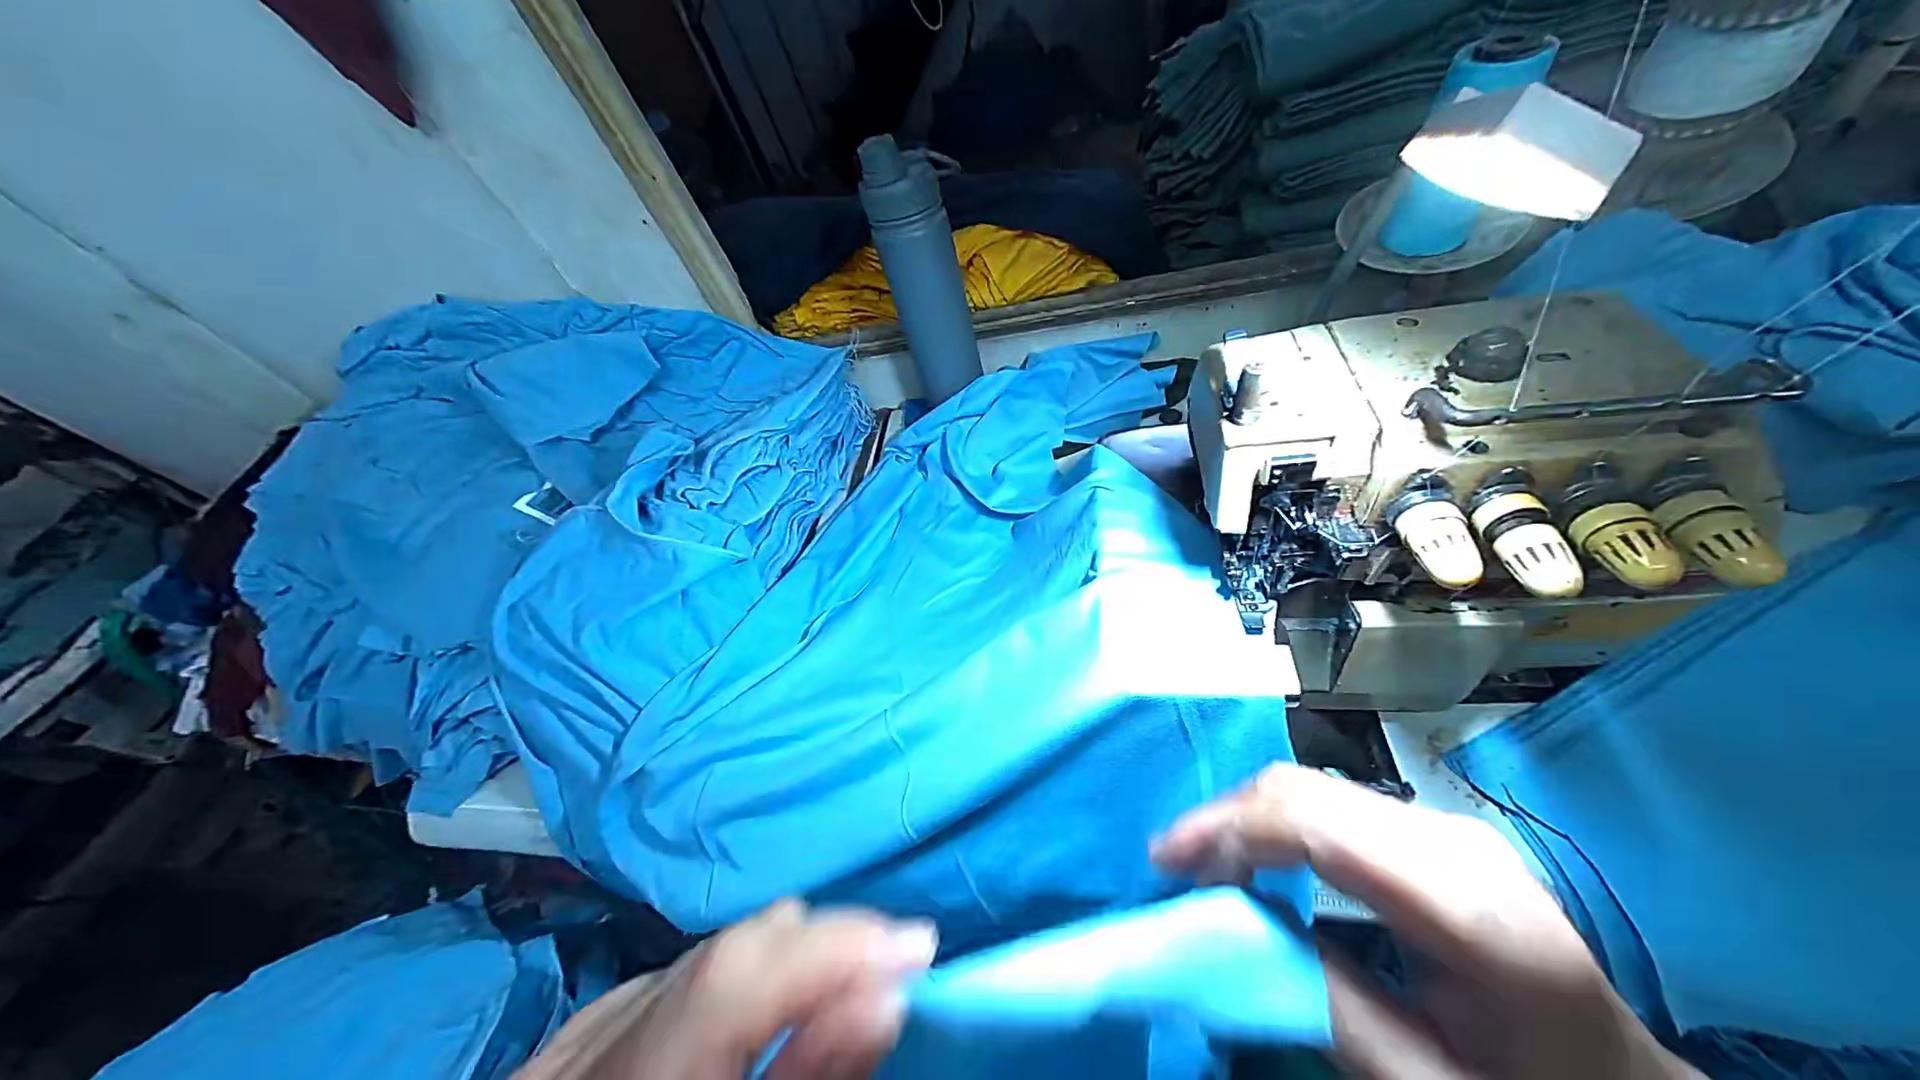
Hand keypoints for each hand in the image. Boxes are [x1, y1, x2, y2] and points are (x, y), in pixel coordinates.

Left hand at [515, 899, 936, 1079]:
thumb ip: (808, 1076)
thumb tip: (884, 997)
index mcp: (636, 1077)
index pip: (733, 977)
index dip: (832, 947)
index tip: (918, 944)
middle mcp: (592, 1041)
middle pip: (726, 954)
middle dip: (823, 946)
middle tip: (897, 959)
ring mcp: (574, 1035)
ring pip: (704, 956)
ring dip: (785, 957)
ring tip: (846, 974)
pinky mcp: (571, 1036)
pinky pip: (675, 977)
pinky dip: (736, 978)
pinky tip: (761, 1004)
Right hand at [1152, 764, 1700, 1079]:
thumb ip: (1325, 1006)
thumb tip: (1224, 930)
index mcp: (1473, 911)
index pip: (1319, 825)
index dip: (1229, 831)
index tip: (1167, 865)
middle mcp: (1459, 844)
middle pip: (1306, 792)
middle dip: (1224, 821)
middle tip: (1173, 869)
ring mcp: (1448, 829)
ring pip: (1310, 789)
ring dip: (1245, 822)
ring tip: (1203, 867)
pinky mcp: (1432, 833)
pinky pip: (1329, 807)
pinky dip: (1275, 826)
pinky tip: (1254, 859)